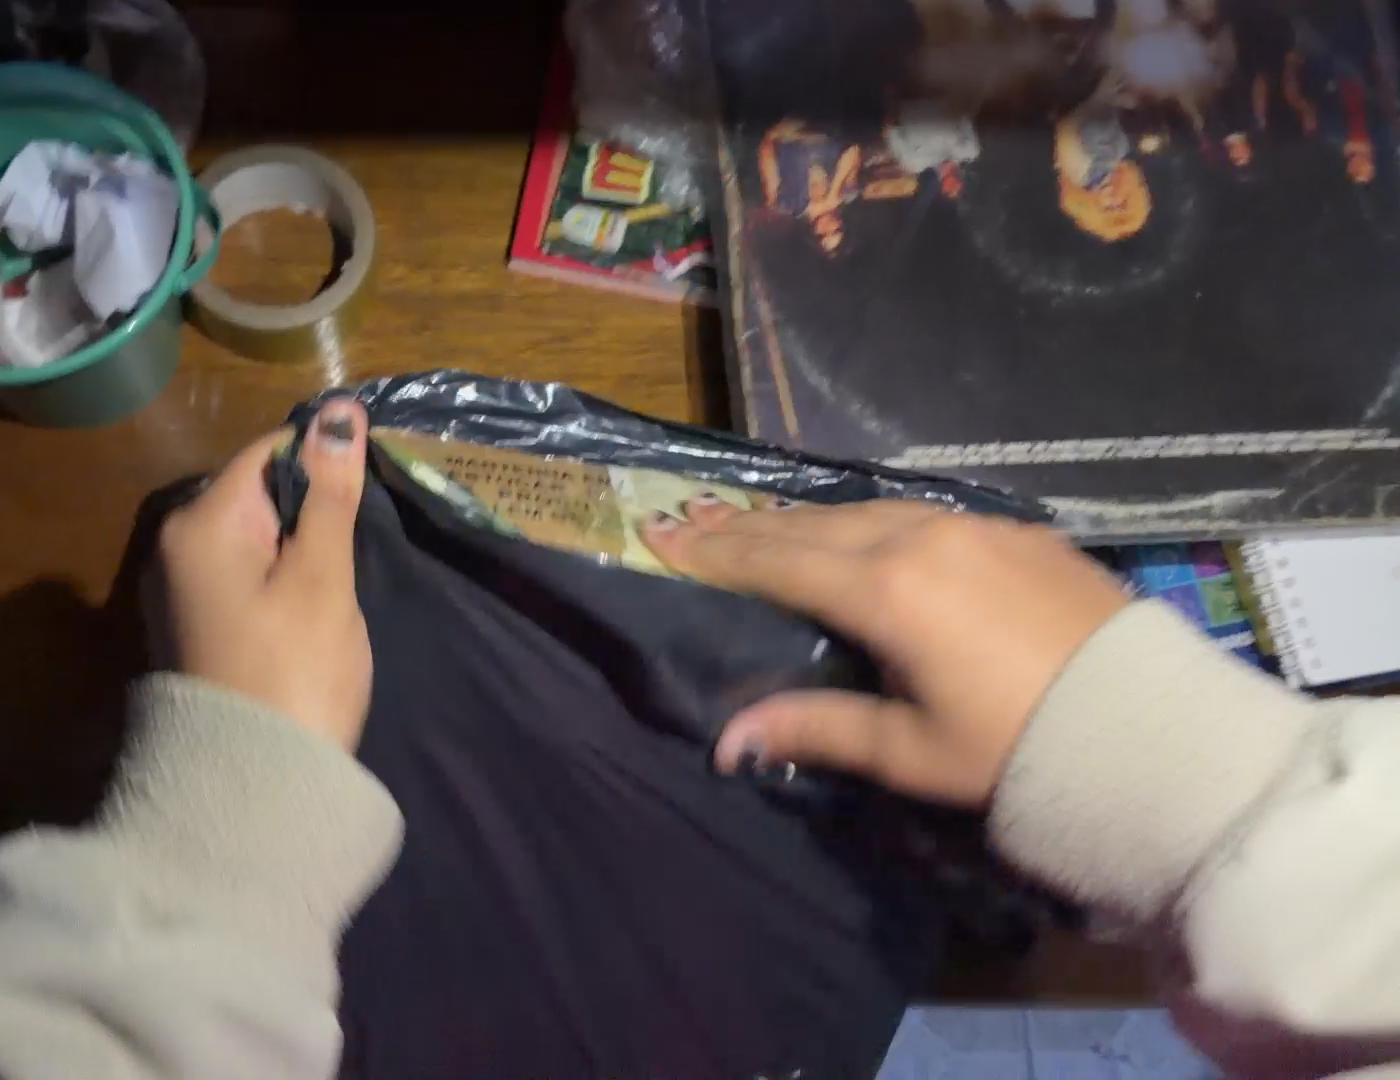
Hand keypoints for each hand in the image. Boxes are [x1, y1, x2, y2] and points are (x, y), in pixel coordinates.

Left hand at [158, 399, 372, 750]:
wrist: (252, 792)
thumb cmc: (295, 671)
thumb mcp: (322, 575)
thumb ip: (329, 491)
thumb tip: (338, 408)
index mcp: (199, 523)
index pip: (266, 454)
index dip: (320, 462)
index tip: (363, 494)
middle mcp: (173, 546)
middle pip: (255, 494)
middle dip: (309, 511)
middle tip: (351, 553)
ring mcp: (178, 589)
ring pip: (252, 538)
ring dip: (296, 548)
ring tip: (332, 587)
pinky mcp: (192, 624)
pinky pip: (241, 575)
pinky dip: (276, 579)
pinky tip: (302, 614)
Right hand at [641, 498, 1128, 805]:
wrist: (1169, 736)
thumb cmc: (1023, 750)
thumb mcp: (911, 750)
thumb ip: (813, 728)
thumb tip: (723, 742)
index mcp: (886, 590)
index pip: (772, 561)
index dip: (709, 551)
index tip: (658, 535)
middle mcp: (917, 538)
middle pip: (802, 525)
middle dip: (737, 525)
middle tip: (684, 517)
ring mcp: (965, 525)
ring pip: (849, 511)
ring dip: (789, 518)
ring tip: (742, 518)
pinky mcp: (1003, 529)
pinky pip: (900, 511)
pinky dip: (847, 519)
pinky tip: (835, 527)